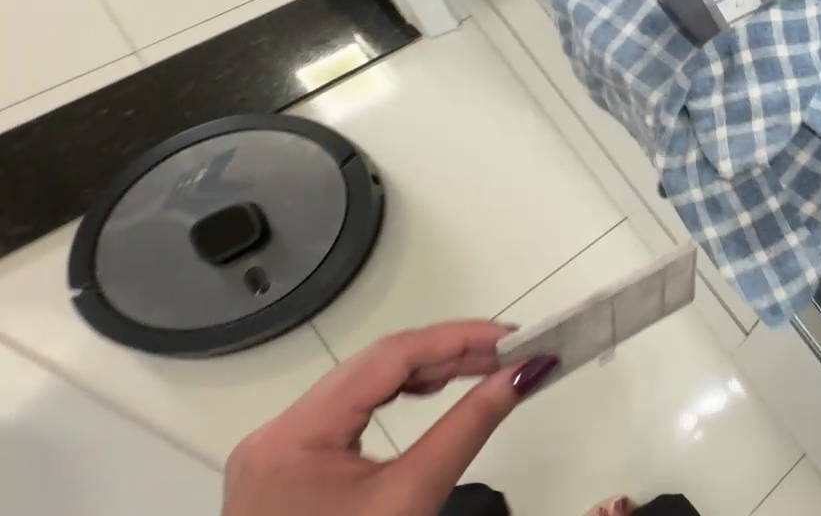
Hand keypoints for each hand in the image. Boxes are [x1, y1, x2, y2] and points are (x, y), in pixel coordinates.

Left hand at [222, 321, 558, 515]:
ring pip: (371, 379)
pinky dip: (407, 390)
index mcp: (294, 434)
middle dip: (451, 351)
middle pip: (379, 363)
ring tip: (489, 367)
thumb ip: (471, 424)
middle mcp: (278, 429)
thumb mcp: (413, 495)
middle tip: (513, 351)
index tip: (516, 337)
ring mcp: (282, 443)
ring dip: (434, 367)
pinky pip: (359, 403)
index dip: (458, 337)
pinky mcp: (293, 458)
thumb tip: (529, 370)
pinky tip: (441, 387)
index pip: (390, 356)